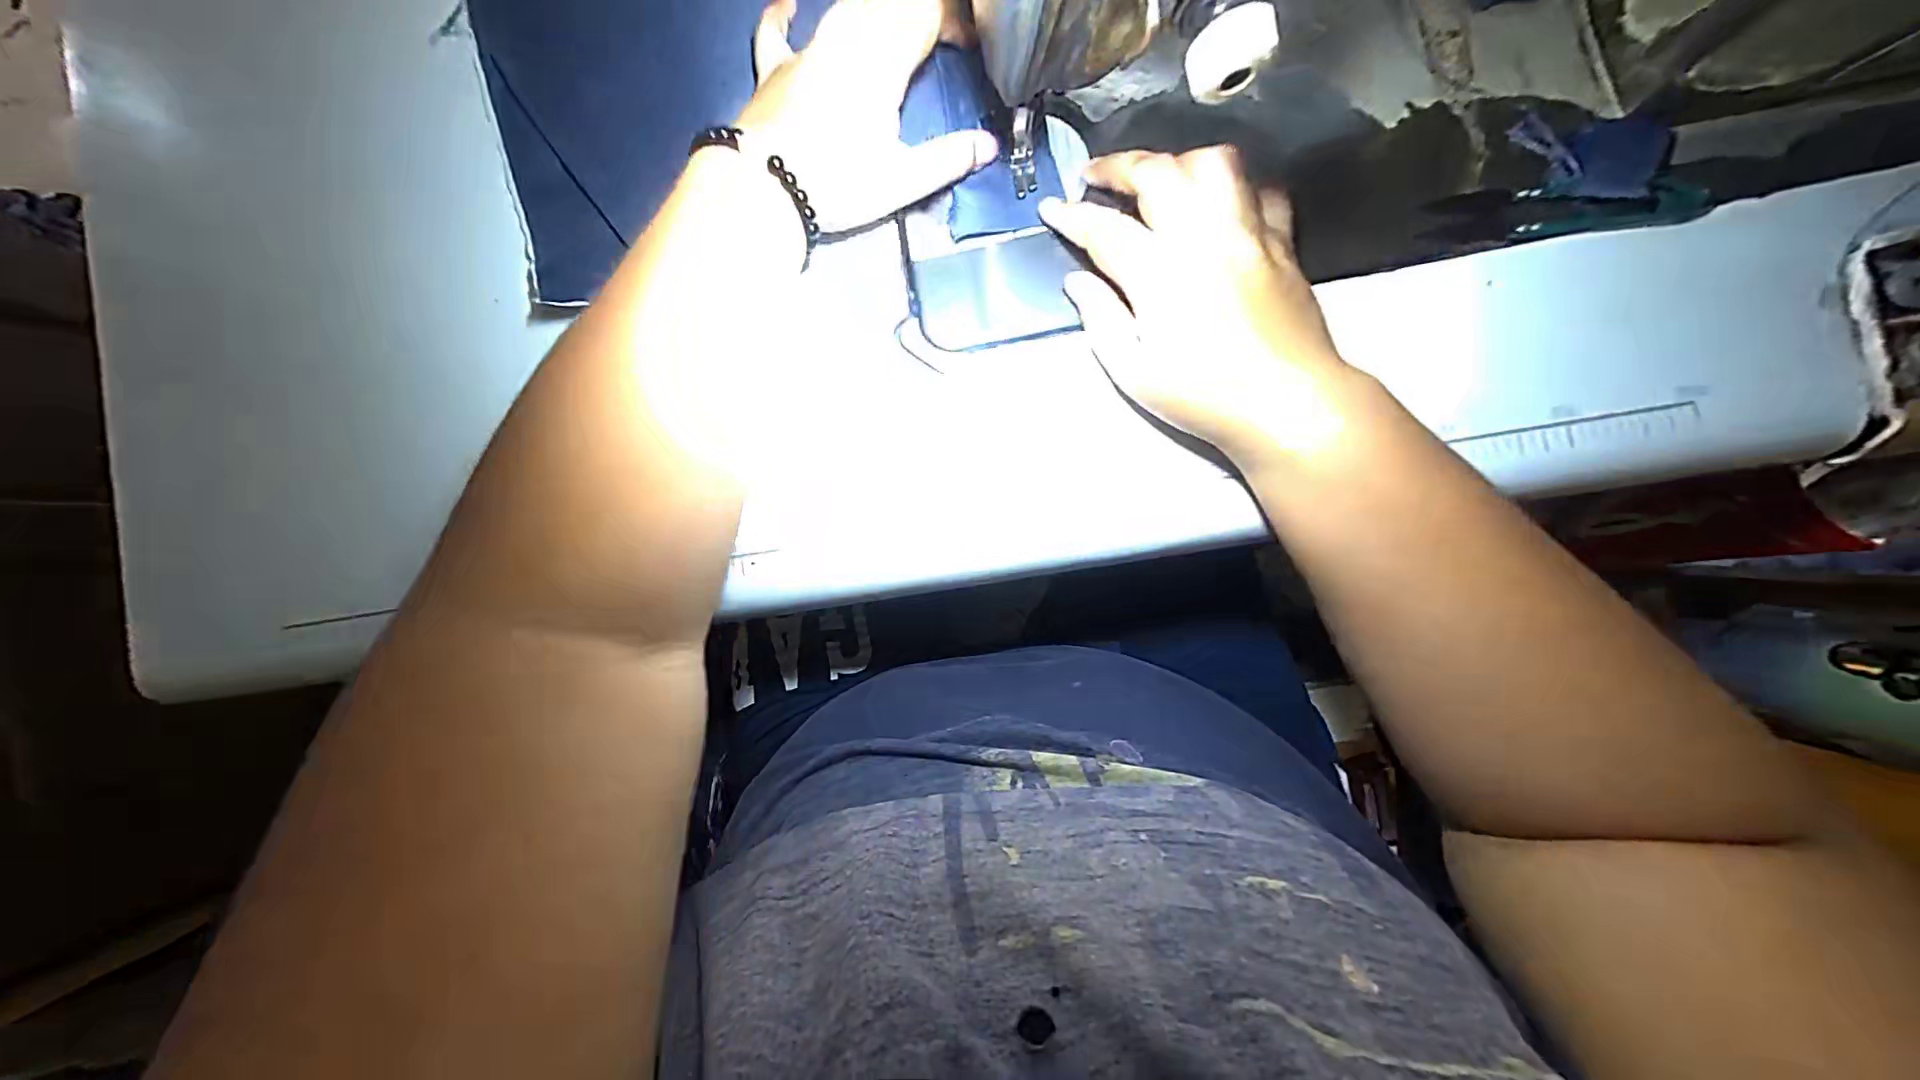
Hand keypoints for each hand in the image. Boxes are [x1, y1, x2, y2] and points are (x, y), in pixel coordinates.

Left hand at [738, 0, 996, 233]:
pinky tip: (786, 4)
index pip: (927, 17)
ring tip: (890, 24)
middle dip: (920, 13)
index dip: (954, 22)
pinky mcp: (775, 70)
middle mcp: (846, 40)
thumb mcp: (902, 179)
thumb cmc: (838, 183)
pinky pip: (777, 30)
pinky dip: (783, 15)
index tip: (968, 44)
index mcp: (883, 61)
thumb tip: (987, 147)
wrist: (765, 187)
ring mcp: (807, 50)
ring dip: (873, 12)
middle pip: (889, 5)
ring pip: (845, 9)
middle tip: (937, 36)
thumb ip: (948, 159)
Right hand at [1038, 147, 1357, 463]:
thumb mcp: (1134, 371)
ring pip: (1213, 165)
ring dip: (1177, 163)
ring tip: (1158, 180)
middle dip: (1119, 167)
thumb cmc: (1205, 396)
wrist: (1288, 403)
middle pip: (1159, 174)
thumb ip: (1101, 319)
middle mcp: (1204, 238)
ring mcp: (1248, 234)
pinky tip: (1218, 206)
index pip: (1105, 228)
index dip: (1072, 215)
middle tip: (1095, 177)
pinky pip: (1259, 192)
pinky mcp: (1281, 243)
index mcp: (1160, 273)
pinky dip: (1233, 189)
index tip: (1053, 209)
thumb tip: (1078, 282)